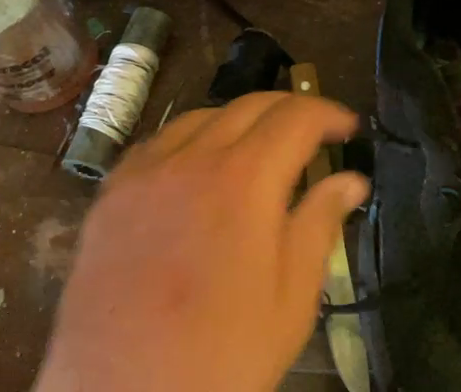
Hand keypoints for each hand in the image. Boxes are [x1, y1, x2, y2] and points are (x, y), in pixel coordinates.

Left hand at [40, 92, 368, 391]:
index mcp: (245, 178)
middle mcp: (193, 157)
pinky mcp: (111, 194)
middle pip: (249, 105)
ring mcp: (145, 172)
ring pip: (201, 117)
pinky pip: (157, 144)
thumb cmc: (221, 355)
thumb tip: (350, 180)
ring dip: (239, 122)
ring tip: (257, 152)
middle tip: (311, 136)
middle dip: (289, 111)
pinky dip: (189, 142)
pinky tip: (196, 171)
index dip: (329, 113)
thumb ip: (320, 225)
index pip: (297, 117)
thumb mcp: (290, 299)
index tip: (347, 128)